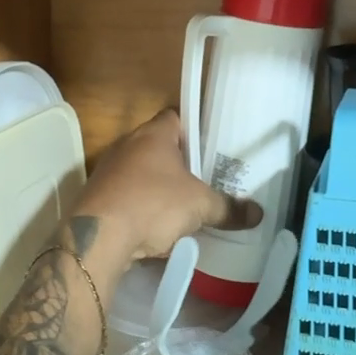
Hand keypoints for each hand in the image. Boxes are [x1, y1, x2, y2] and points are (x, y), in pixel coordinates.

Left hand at [68, 109, 262, 275]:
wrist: (97, 237)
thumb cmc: (152, 204)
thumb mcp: (199, 206)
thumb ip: (228, 208)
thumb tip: (258, 214)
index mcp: (153, 134)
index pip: (176, 117)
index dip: (195, 128)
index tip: (211, 145)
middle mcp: (127, 145)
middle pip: (159, 146)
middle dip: (180, 163)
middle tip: (205, 177)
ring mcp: (109, 170)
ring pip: (142, 172)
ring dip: (159, 186)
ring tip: (185, 204)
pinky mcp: (98, 196)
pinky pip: (127, 195)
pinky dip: (142, 206)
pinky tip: (157, 226)